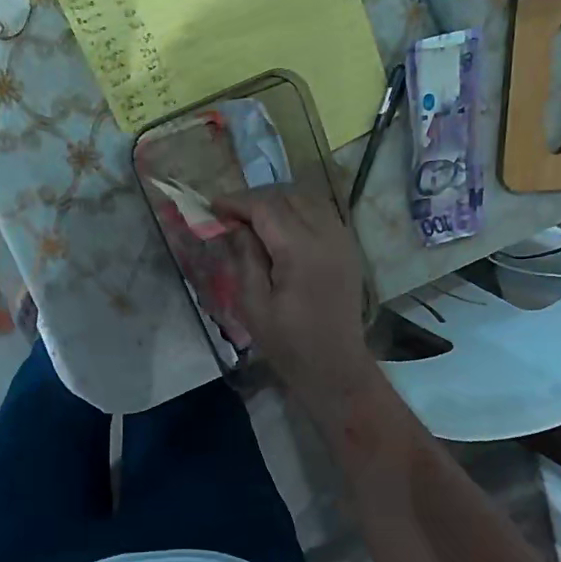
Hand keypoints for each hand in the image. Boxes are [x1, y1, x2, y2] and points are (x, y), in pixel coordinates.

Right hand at [215, 185, 378, 397]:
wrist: (334, 364)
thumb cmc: (288, 342)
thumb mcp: (254, 304)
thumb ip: (244, 258)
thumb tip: (234, 225)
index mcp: (302, 251)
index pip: (266, 208)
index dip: (237, 203)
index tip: (212, 207)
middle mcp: (327, 235)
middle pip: (288, 196)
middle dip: (256, 199)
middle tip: (230, 215)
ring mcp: (342, 239)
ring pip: (308, 199)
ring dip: (278, 201)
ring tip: (253, 219)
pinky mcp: (348, 247)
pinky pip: (322, 212)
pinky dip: (299, 210)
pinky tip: (281, 228)